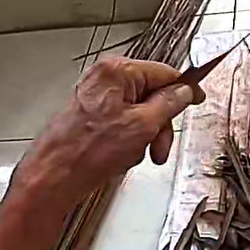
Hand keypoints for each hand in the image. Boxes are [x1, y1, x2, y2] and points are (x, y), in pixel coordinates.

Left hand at [9, 58, 202, 212]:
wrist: (53, 178)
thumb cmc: (87, 151)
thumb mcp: (143, 125)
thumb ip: (169, 104)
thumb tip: (183, 91)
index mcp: (117, 71)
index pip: (163, 72)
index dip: (183, 89)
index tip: (196, 99)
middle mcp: (105, 80)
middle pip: (152, 94)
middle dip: (161, 124)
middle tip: (160, 146)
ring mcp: (97, 99)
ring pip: (140, 113)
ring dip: (147, 136)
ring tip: (140, 155)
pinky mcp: (92, 118)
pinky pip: (124, 124)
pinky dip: (130, 140)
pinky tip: (123, 156)